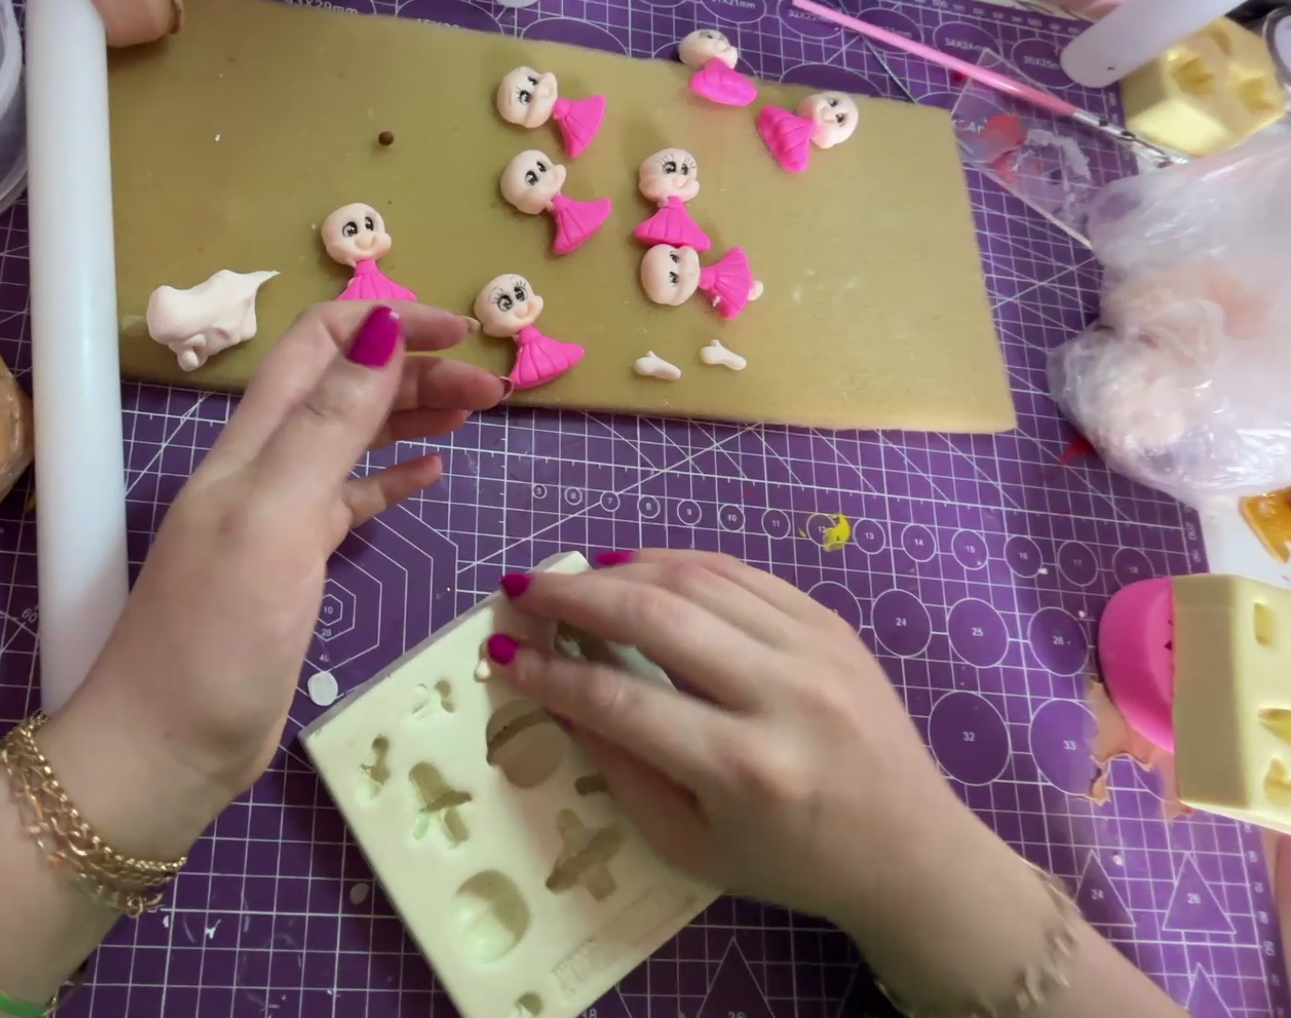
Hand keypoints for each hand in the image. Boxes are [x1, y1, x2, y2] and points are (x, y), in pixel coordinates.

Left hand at [78, 303, 503, 802]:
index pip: (320, 346)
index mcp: (255, 442)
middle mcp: (267, 466)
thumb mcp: (274, 518)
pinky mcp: (298, 564)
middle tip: (489, 390)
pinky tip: (431, 471)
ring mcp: (283, 516)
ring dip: (410, 416)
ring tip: (472, 413)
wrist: (171, 745)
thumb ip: (324, 426)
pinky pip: (353, 501)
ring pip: (354, 441)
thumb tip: (377, 332)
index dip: (385, 324)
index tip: (459, 333)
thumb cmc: (216, 634)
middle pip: (346, 389)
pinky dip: (393, 478)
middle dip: (415, 372)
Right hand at [488, 549, 1016, 930]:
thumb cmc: (788, 862)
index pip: (619, 701)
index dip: (550, 672)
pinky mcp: (829, 622)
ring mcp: (815, 648)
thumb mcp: (685, 841)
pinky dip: (669, 560)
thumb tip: (557, 690)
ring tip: (569, 577)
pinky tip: (629, 567)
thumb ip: (615, 763)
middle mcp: (784, 697)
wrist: (916, 855)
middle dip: (571, 596)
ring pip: (691, 579)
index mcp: (746, 770)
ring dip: (615, 571)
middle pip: (653, 618)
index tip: (505, 653)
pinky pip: (734, 569)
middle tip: (522, 588)